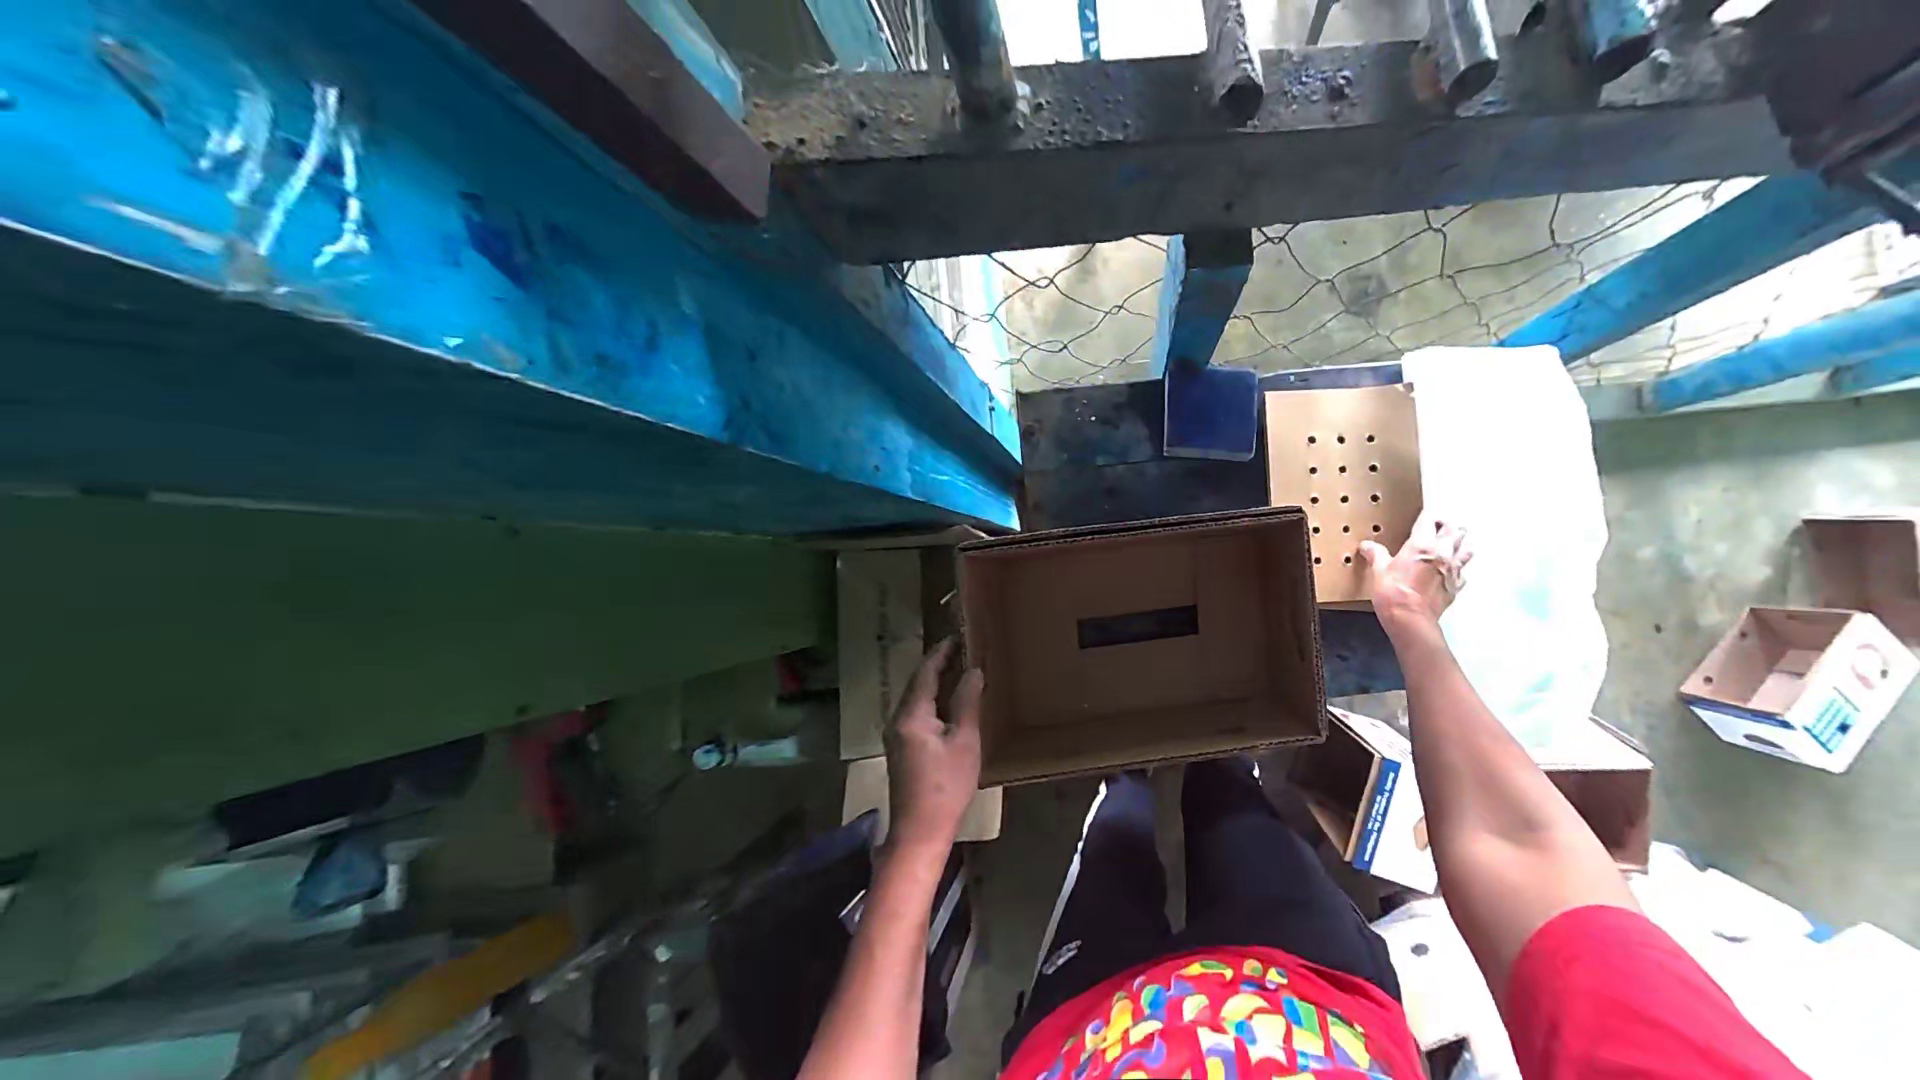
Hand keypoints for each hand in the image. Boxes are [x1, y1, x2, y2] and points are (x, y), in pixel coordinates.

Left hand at [883, 638, 983, 853]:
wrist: (920, 831)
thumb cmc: (946, 786)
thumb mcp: (964, 742)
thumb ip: (967, 703)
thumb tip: (973, 671)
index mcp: (911, 714)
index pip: (925, 673)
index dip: (940, 653)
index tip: (955, 637)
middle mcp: (896, 719)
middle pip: (916, 683)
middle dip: (936, 665)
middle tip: (958, 649)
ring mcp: (895, 735)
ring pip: (914, 698)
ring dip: (933, 682)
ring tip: (955, 669)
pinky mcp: (899, 748)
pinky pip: (914, 712)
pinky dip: (930, 700)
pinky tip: (945, 702)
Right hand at [1359, 516, 1471, 633]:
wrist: (1411, 620)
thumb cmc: (1392, 592)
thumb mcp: (1379, 571)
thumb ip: (1376, 555)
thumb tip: (1367, 545)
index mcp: (1422, 545)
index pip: (1429, 521)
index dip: (1426, 515)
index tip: (1423, 514)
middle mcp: (1443, 553)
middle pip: (1454, 531)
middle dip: (1446, 526)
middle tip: (1437, 526)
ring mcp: (1454, 570)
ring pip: (1467, 548)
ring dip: (1461, 542)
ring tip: (1454, 541)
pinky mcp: (1457, 586)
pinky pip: (1464, 572)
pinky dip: (1459, 567)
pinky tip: (1452, 570)